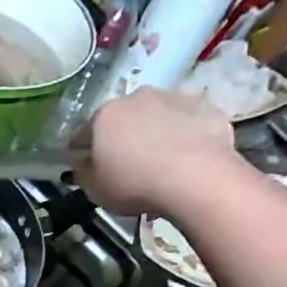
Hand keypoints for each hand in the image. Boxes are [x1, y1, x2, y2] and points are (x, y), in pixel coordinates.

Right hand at [74, 89, 245, 216]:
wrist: (195, 177)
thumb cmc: (133, 184)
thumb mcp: (95, 190)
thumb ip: (84, 174)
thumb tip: (82, 166)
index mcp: (105, 116)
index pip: (83, 133)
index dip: (81, 151)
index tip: (84, 165)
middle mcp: (138, 97)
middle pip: (122, 118)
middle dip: (120, 136)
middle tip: (124, 162)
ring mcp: (175, 97)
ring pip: (156, 115)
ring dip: (152, 132)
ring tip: (158, 160)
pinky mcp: (206, 106)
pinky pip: (185, 121)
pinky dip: (182, 134)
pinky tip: (183, 157)